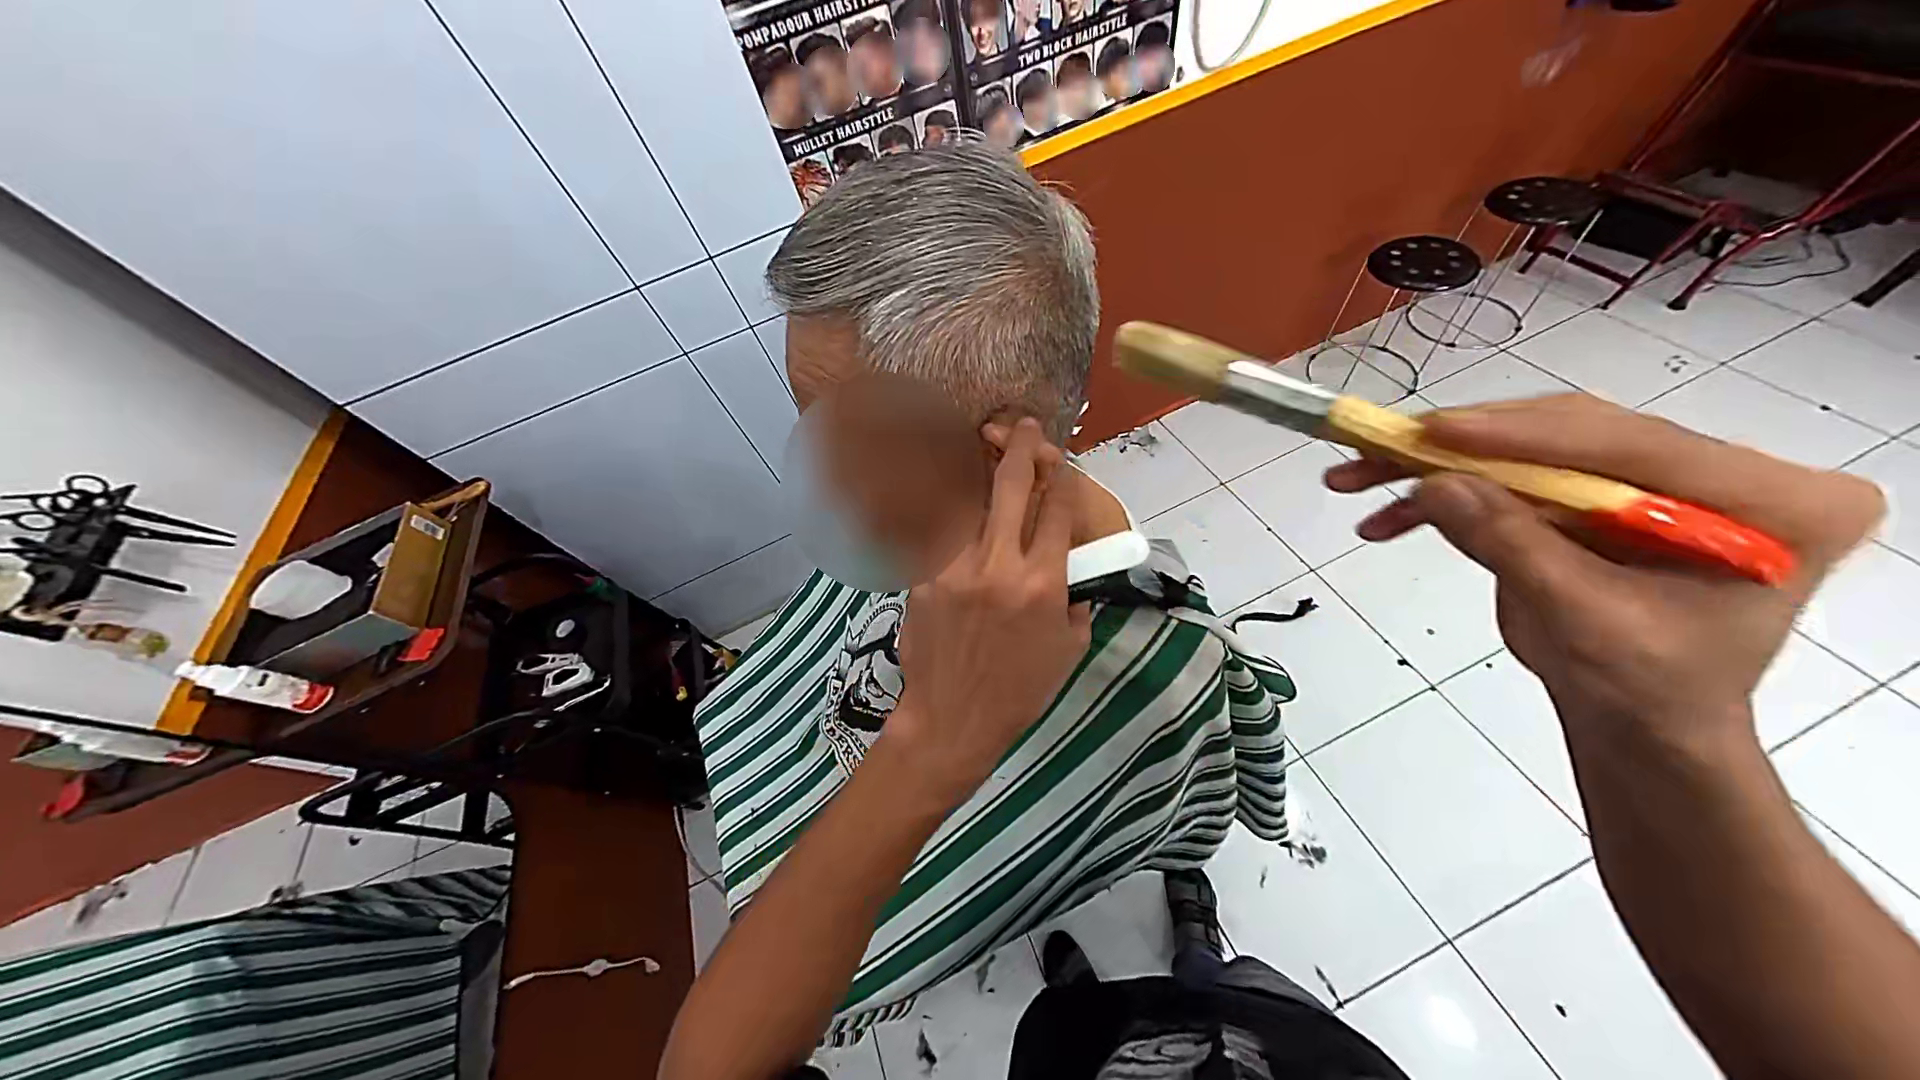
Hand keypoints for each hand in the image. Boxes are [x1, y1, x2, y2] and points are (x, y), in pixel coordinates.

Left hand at [884, 418, 1092, 805]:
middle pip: (1013, 487)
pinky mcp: (923, 575)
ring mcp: (955, 566)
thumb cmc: (1018, 690)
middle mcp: (999, 564)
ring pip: (967, 498)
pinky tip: (950, 492)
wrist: (953, 716)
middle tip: (1027, 426)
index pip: (1058, 512)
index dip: (1063, 479)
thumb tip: (1069, 573)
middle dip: (1025, 448)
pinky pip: (938, 529)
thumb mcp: (1067, 649)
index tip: (1063, 463)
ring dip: (978, 468)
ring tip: (984, 444)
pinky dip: (948, 506)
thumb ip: (1074, 602)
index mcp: (1042, 583)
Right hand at [1325, 394, 1882, 749]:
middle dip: (1463, 446)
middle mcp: (1716, 475)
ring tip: (1358, 479)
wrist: (1638, 726)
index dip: (1526, 435)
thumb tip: (1432, 484)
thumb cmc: (1639, 690)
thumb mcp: (1579, 618)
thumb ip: (1510, 544)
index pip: (1632, 445)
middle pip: (1570, 434)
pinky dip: (1445, 497)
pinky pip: (1511, 481)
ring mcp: (1648, 484)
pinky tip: (1390, 516)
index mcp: (1770, 502)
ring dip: (1437, 468)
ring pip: (1527, 452)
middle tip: (1379, 447)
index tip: (1435, 429)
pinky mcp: (1593, 499)